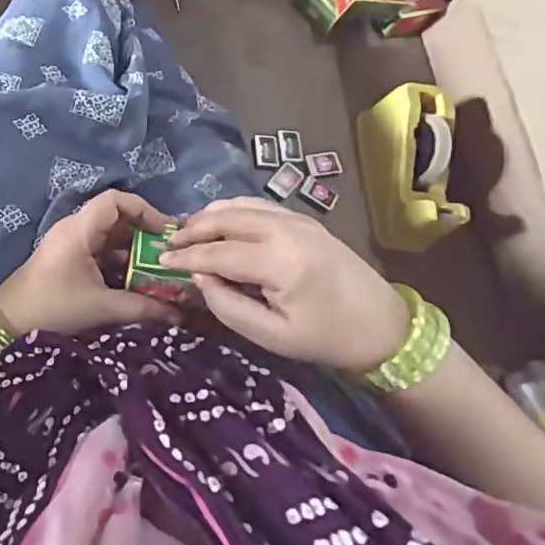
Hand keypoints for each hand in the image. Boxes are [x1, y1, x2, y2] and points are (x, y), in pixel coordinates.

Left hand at [0, 190, 182, 335]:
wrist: (7, 323)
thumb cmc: (52, 307)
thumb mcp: (101, 307)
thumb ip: (141, 308)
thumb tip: (177, 314)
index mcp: (78, 230)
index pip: (115, 200)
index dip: (144, 209)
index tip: (163, 231)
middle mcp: (74, 229)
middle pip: (116, 216)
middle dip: (144, 232)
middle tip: (168, 251)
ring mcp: (69, 243)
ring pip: (109, 235)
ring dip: (133, 249)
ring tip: (157, 268)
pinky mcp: (68, 258)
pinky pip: (100, 250)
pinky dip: (119, 261)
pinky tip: (135, 280)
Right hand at [159, 197, 409, 372]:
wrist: (384, 328)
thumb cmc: (326, 339)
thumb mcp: (271, 336)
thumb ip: (227, 305)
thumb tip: (199, 277)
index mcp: (280, 263)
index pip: (218, 253)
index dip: (186, 257)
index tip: (161, 260)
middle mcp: (287, 231)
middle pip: (226, 219)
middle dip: (193, 229)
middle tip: (169, 242)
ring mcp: (298, 220)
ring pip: (241, 206)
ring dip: (211, 215)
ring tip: (188, 230)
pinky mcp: (306, 220)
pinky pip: (259, 205)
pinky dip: (233, 210)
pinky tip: (220, 221)